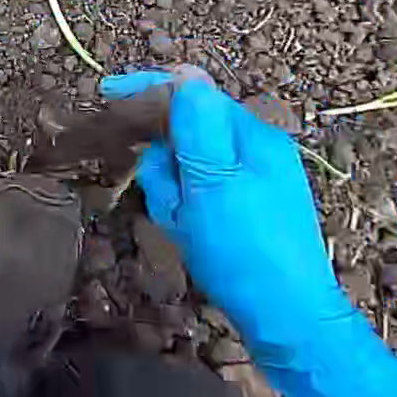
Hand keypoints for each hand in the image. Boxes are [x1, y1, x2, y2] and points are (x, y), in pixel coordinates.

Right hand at [103, 69, 396, 396]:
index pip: (193, 89)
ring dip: (171, 186)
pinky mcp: (243, 203)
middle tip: (166, 198)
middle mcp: (252, 147)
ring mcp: (250, 176)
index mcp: (250, 134)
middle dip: (164, 159)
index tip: (108, 92)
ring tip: (181, 221)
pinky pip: (197, 187)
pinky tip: (190, 230)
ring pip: (185, 161)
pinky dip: (183, 203)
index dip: (149, 87)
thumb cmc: (245, 249)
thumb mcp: (213, 182)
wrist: (288, 321)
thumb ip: (197, 125)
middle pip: (186, 128)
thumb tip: (183, 75)